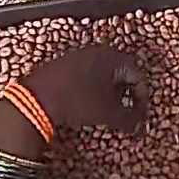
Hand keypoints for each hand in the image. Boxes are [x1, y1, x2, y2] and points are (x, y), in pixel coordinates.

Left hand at [23, 45, 150, 133]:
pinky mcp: (65, 64)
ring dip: (110, 93)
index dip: (142, 99)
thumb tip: (138, 127)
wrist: (36, 97)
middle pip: (122, 73)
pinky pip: (88, 75)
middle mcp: (98, 51)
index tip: (140, 116)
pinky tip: (88, 104)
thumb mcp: (107, 113)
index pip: (138, 77)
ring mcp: (80, 56)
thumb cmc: (78, 101)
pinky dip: (94, 89)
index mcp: (113, 57)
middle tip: (126, 113)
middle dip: (127, 95)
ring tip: (107, 111)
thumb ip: (128, 119)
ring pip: (104, 74)